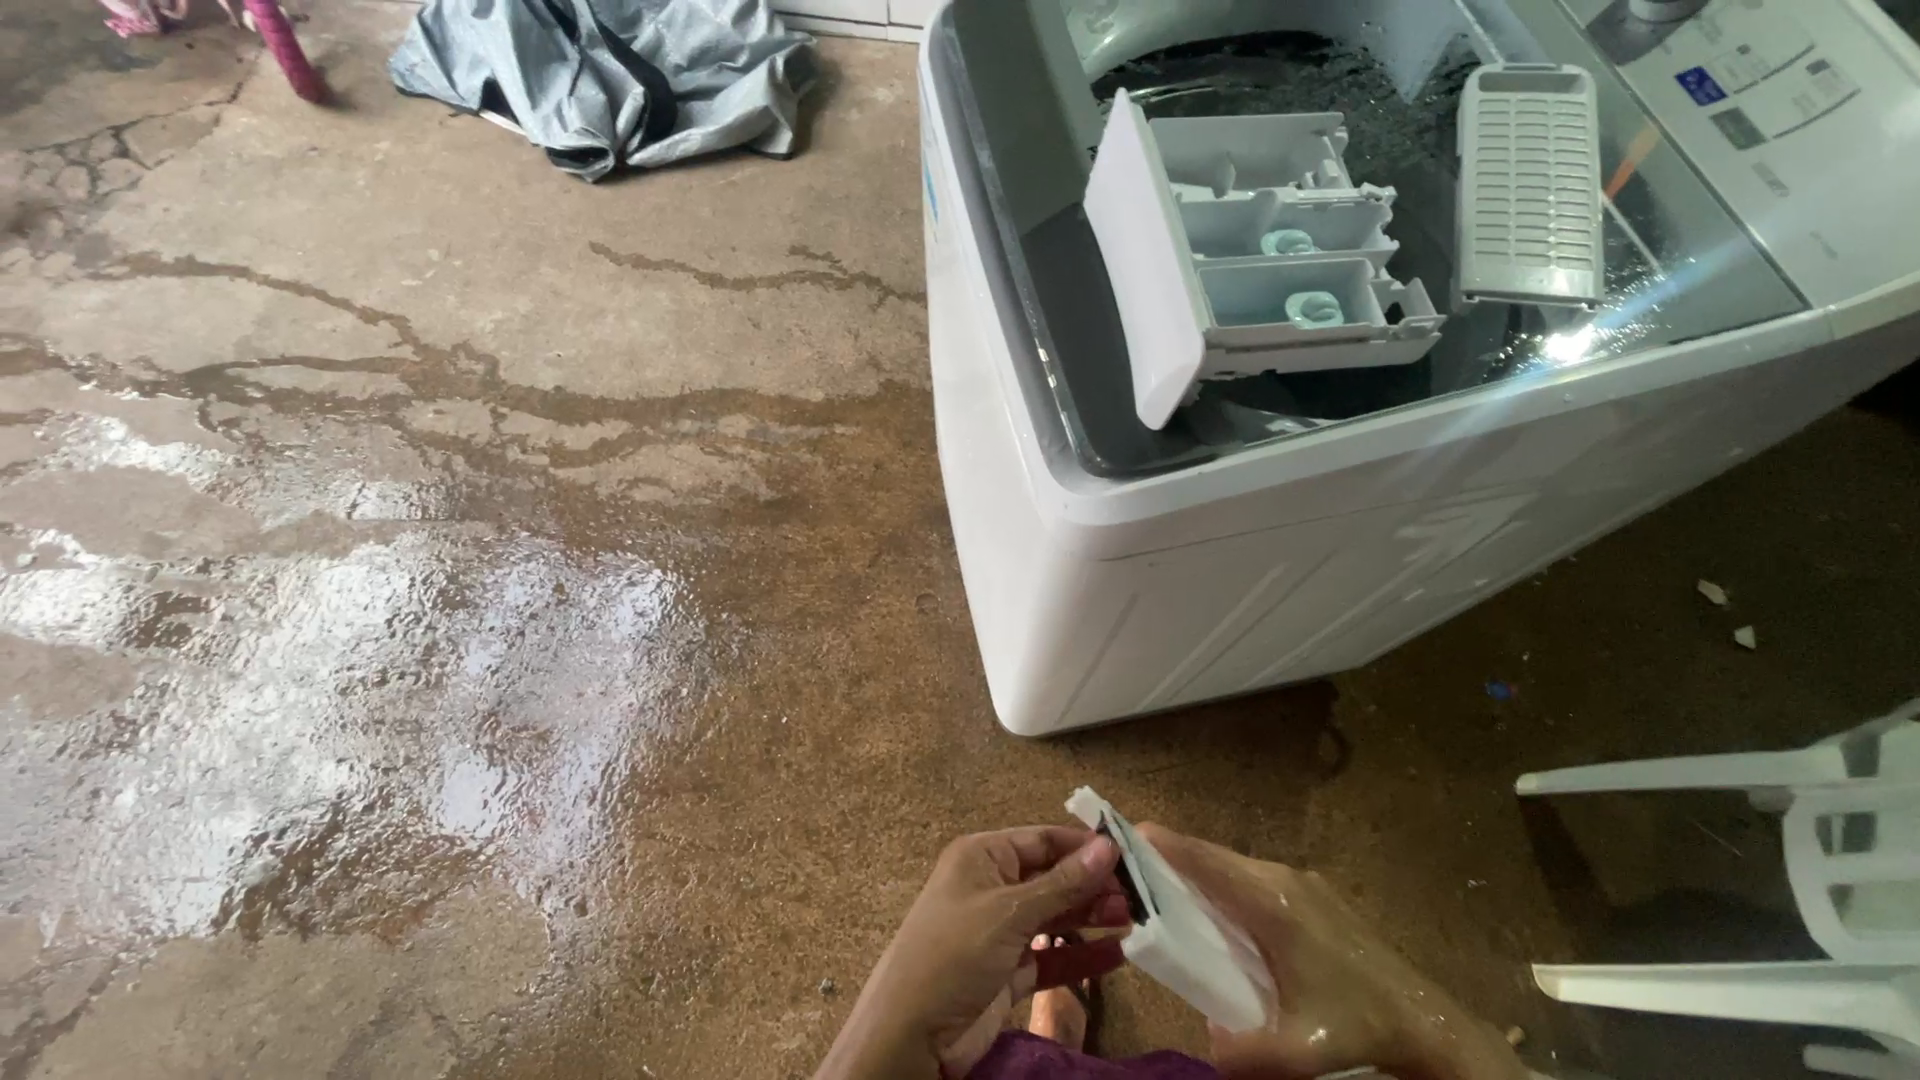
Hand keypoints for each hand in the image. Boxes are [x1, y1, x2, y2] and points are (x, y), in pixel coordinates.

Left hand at [816, 826, 1130, 1079]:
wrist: (910, 1035)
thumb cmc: (955, 953)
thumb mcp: (1009, 913)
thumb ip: (1062, 883)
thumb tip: (1107, 846)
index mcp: (982, 856)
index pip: (1041, 840)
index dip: (1083, 845)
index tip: (1130, 854)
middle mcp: (991, 887)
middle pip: (1051, 877)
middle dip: (1092, 884)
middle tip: (1139, 896)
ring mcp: (999, 931)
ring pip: (1053, 917)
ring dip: (1090, 917)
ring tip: (1134, 920)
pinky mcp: (1007, 971)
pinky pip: (1051, 957)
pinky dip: (1080, 956)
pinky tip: (1117, 954)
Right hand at [1137, 824, 1527, 1079]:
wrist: (1430, 1025)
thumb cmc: (1359, 1027)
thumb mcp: (1298, 1052)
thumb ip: (1241, 1051)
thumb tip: (1205, 1040)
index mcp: (1273, 904)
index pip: (1205, 861)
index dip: (1163, 845)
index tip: (1123, 833)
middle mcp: (1283, 879)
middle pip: (1214, 858)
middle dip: (1172, 858)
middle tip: (1132, 868)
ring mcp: (1303, 883)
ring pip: (1234, 867)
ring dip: (1199, 872)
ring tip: (1165, 888)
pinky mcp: (1314, 895)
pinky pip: (1254, 879)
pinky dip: (1225, 885)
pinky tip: (1219, 914)